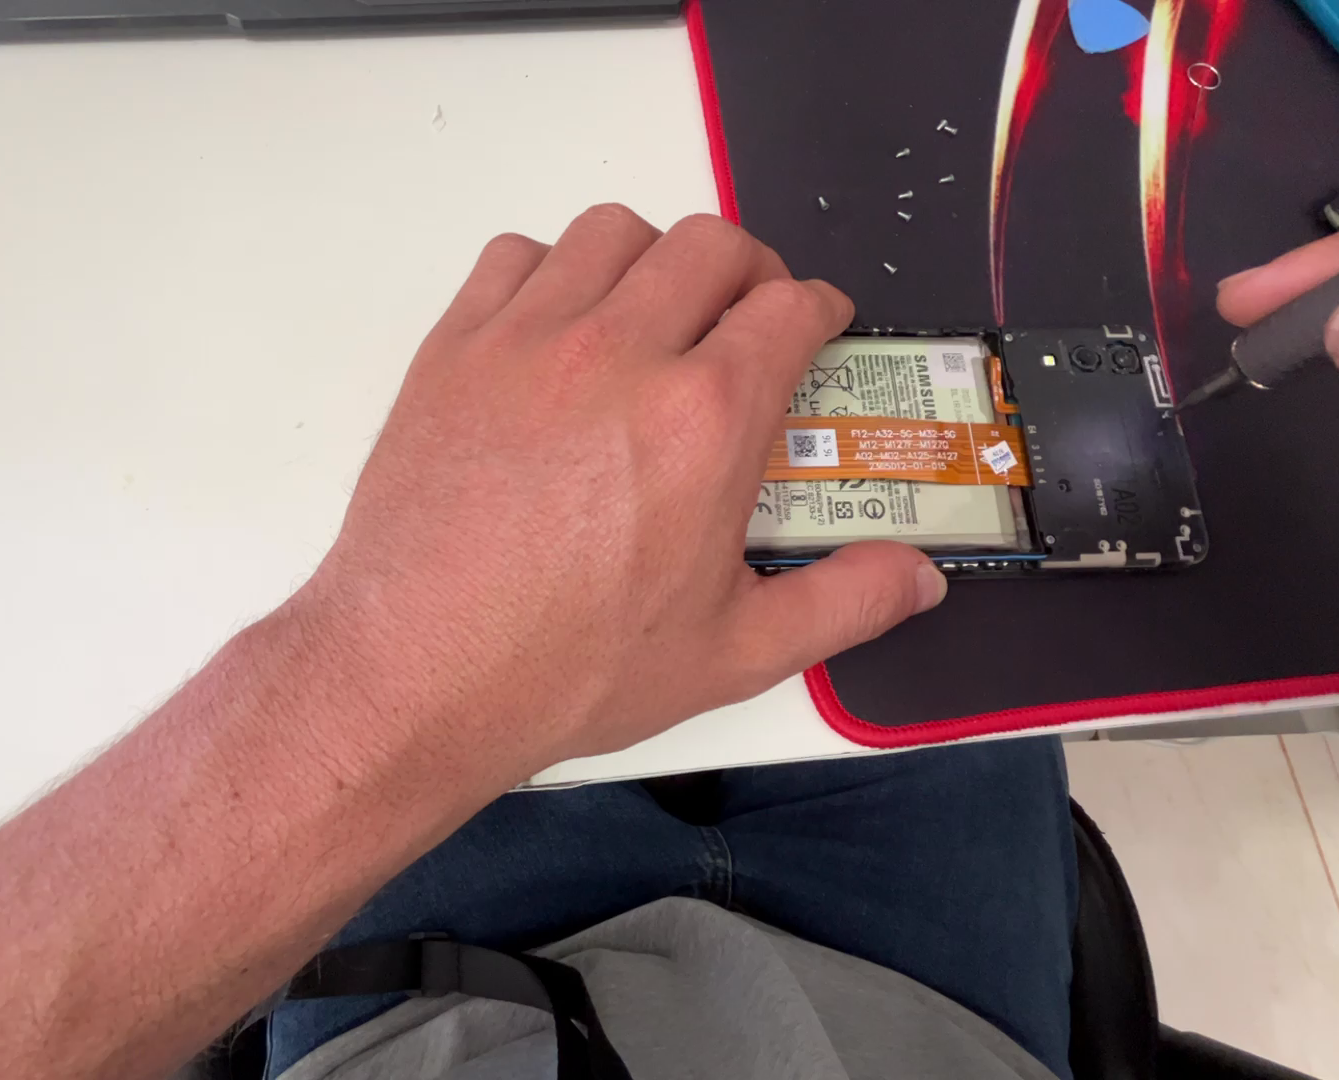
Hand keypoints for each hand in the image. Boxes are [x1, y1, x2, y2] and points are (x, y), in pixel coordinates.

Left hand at [285, 205, 944, 779]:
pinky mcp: (455, 349)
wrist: (419, 675)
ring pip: (615, 233)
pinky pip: (516, 256)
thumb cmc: (575, 669)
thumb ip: (842, 602)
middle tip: (746, 316)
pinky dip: (554, 271)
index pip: (789, 308)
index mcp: (706, 420)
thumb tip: (919, 576)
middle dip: (750, 269)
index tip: (817, 325)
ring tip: (653, 316)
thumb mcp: (732, 654)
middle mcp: (621, 354)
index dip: (818, 307)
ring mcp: (528, 341)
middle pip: (712, 245)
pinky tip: (559, 328)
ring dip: (654, 260)